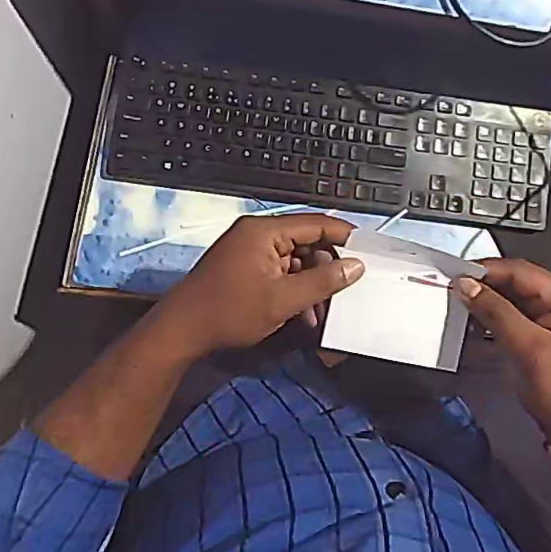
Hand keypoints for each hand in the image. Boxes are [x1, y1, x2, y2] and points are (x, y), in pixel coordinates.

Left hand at [141, 213, 363, 361]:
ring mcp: (247, 249)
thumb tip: (354, 266)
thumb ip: (323, 281)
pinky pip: (277, 269)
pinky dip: (291, 287)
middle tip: (344, 291)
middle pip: (305, 241)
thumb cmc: (230, 311)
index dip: (344, 236)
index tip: (367, 251)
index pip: (316, 223)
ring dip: (310, 283)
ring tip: (321, 310)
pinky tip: (301, 313)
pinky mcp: (242, 265)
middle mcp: (256, 233)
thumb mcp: (284, 299)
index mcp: (265, 231)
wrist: (183, 328)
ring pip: (293, 259)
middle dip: (326, 267)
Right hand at [455, 258, 550, 460]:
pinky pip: (512, 316)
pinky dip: (492, 317)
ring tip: (456, 304)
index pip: (521, 271)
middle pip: (516, 282)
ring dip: (485, 301)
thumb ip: (497, 312)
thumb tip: (464, 284)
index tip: (451, 276)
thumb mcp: (530, 349)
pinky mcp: (543, 335)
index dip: (486, 271)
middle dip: (483, 285)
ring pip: (511, 298)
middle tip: (449, 290)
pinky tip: (472, 321)